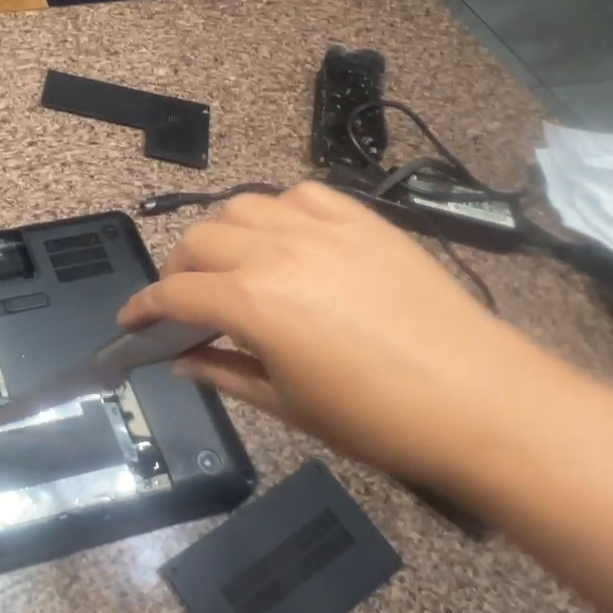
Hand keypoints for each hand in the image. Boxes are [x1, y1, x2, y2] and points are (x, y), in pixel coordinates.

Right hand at [119, 182, 581, 483]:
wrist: (483, 401)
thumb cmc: (377, 419)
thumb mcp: (287, 404)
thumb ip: (223, 373)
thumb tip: (179, 361)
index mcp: (252, 302)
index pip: (174, 293)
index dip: (142, 307)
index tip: (129, 322)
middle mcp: (277, 251)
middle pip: (197, 240)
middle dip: (176, 271)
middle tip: (183, 304)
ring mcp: (322, 228)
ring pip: (241, 207)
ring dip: (219, 236)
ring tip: (228, 266)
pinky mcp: (362, 220)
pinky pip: (300, 193)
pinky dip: (276, 211)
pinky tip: (283, 239)